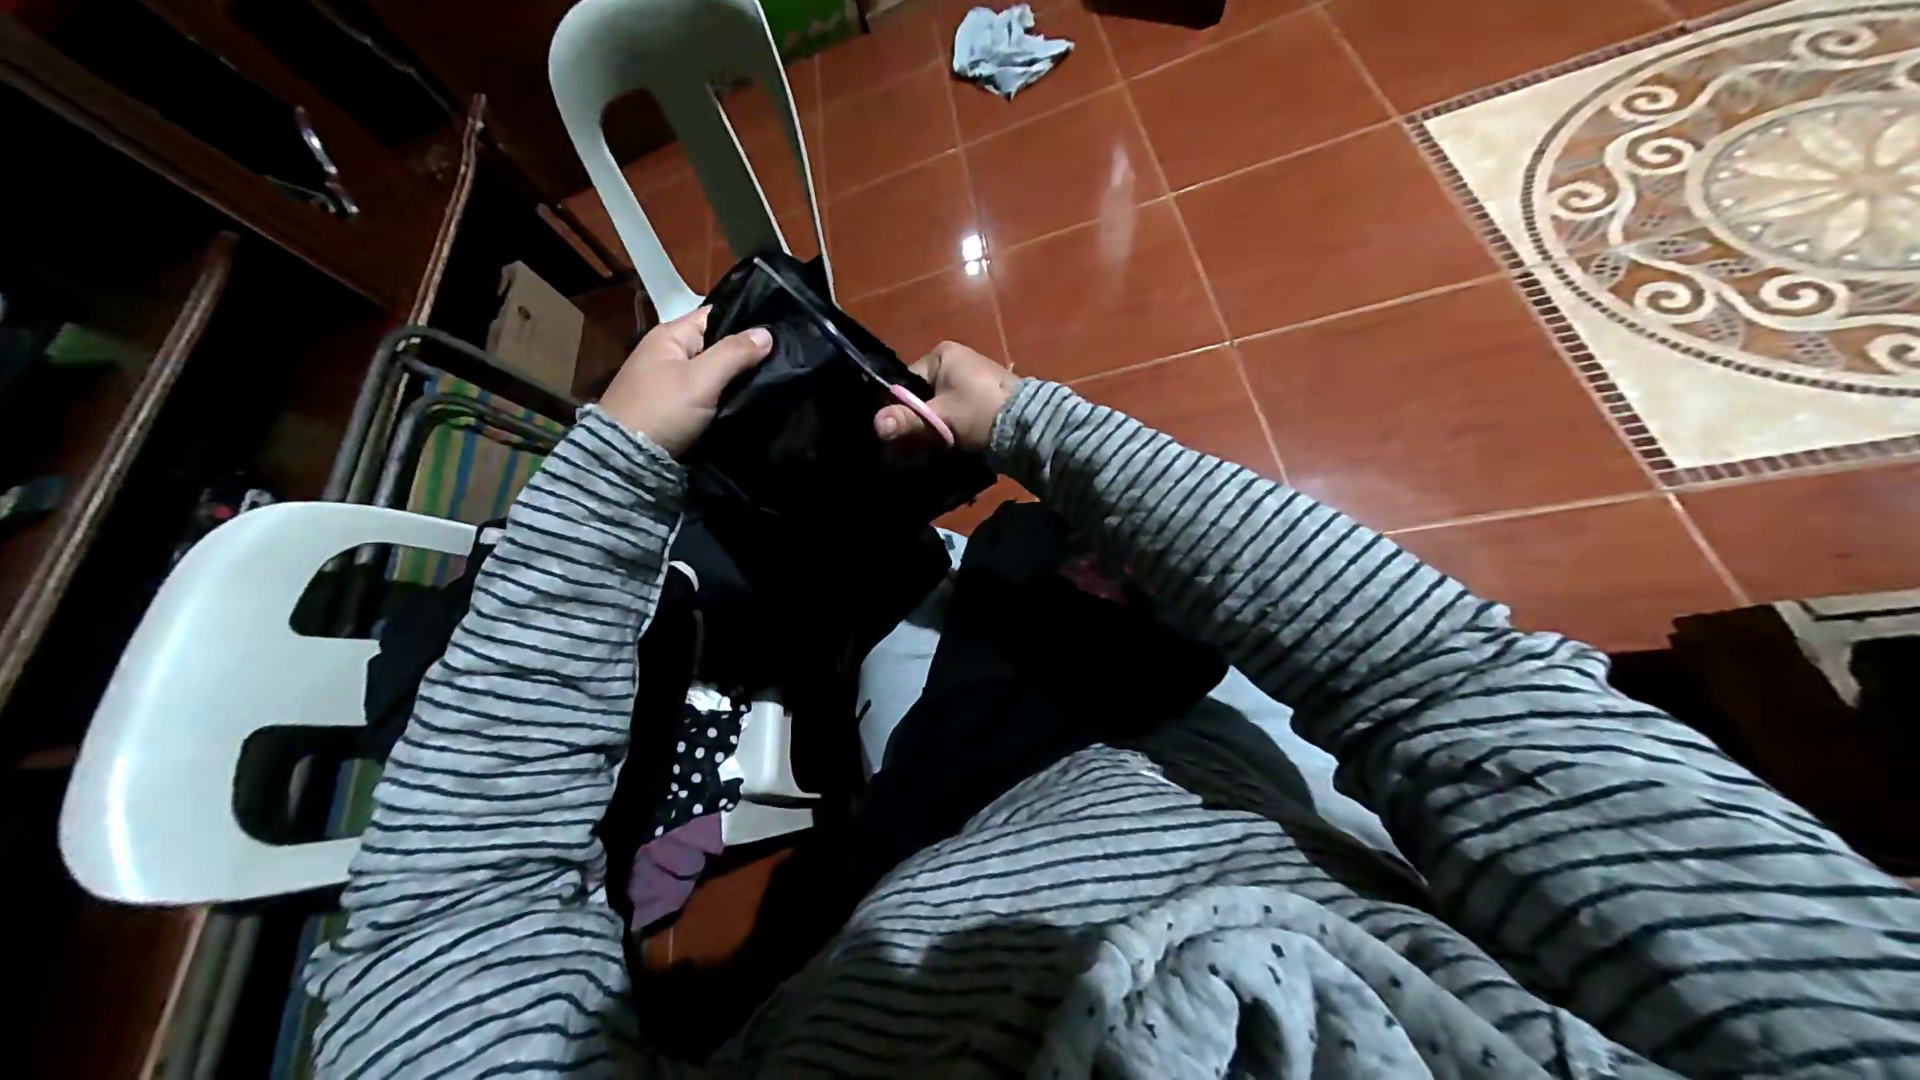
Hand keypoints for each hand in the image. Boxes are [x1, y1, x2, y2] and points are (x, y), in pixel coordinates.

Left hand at [598, 306, 772, 457]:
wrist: (628, 458)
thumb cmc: (663, 409)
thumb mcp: (702, 379)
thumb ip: (734, 354)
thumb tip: (767, 333)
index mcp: (671, 335)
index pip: (716, 316)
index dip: (746, 321)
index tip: (778, 331)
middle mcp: (670, 353)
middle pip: (717, 344)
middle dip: (746, 352)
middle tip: (784, 358)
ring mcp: (672, 380)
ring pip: (716, 371)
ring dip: (739, 376)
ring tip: (776, 377)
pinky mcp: (678, 405)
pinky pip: (710, 393)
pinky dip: (727, 395)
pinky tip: (751, 398)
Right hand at [873, 341, 1018, 453]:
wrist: (1027, 426)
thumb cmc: (980, 412)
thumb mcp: (940, 417)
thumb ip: (908, 421)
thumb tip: (876, 425)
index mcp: (942, 354)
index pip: (907, 382)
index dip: (902, 408)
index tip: (900, 431)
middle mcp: (956, 360)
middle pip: (923, 394)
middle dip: (920, 417)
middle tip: (917, 441)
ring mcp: (971, 377)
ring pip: (939, 404)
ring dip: (937, 424)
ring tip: (935, 443)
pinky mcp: (982, 396)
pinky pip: (956, 409)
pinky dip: (952, 425)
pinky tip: (952, 440)